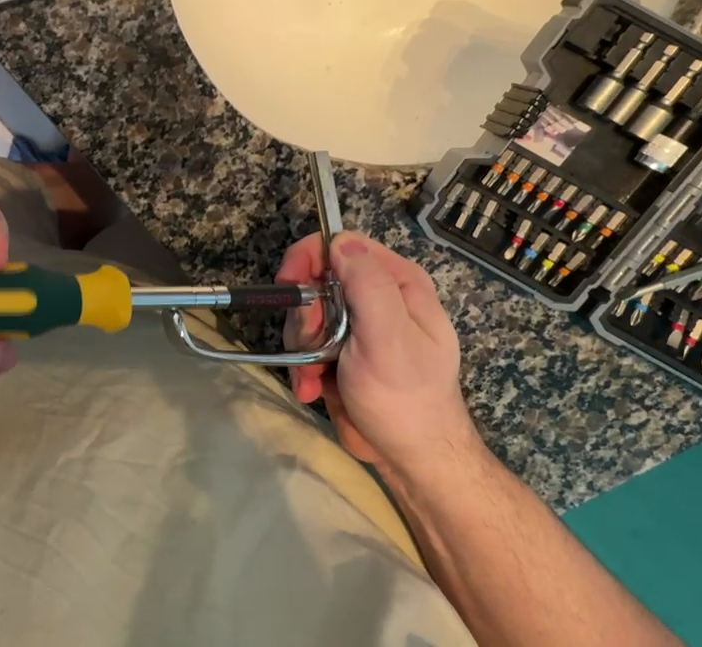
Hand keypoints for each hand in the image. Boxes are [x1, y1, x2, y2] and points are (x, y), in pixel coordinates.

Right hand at [281, 232, 480, 469]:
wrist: (411, 458)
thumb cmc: (406, 399)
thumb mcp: (388, 338)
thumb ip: (367, 285)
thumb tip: (340, 242)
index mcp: (398, 283)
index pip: (342, 244)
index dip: (309, 259)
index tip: (290, 286)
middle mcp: (377, 297)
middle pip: (314, 280)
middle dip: (306, 316)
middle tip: (316, 347)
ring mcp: (356, 325)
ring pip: (304, 314)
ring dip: (301, 347)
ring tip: (317, 375)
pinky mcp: (340, 351)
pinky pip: (304, 343)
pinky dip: (302, 366)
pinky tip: (313, 387)